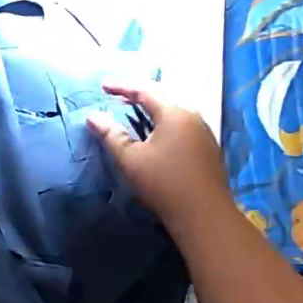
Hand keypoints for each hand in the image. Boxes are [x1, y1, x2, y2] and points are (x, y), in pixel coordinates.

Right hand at [88, 82, 233, 231]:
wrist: (204, 215)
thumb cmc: (164, 184)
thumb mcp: (130, 160)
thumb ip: (111, 135)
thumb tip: (93, 117)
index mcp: (174, 113)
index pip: (145, 90)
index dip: (122, 86)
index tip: (103, 86)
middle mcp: (193, 117)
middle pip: (164, 98)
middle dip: (139, 96)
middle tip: (118, 98)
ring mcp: (204, 133)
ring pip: (175, 113)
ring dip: (154, 111)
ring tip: (136, 115)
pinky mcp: (209, 150)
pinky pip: (183, 127)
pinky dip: (165, 125)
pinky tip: (158, 137)